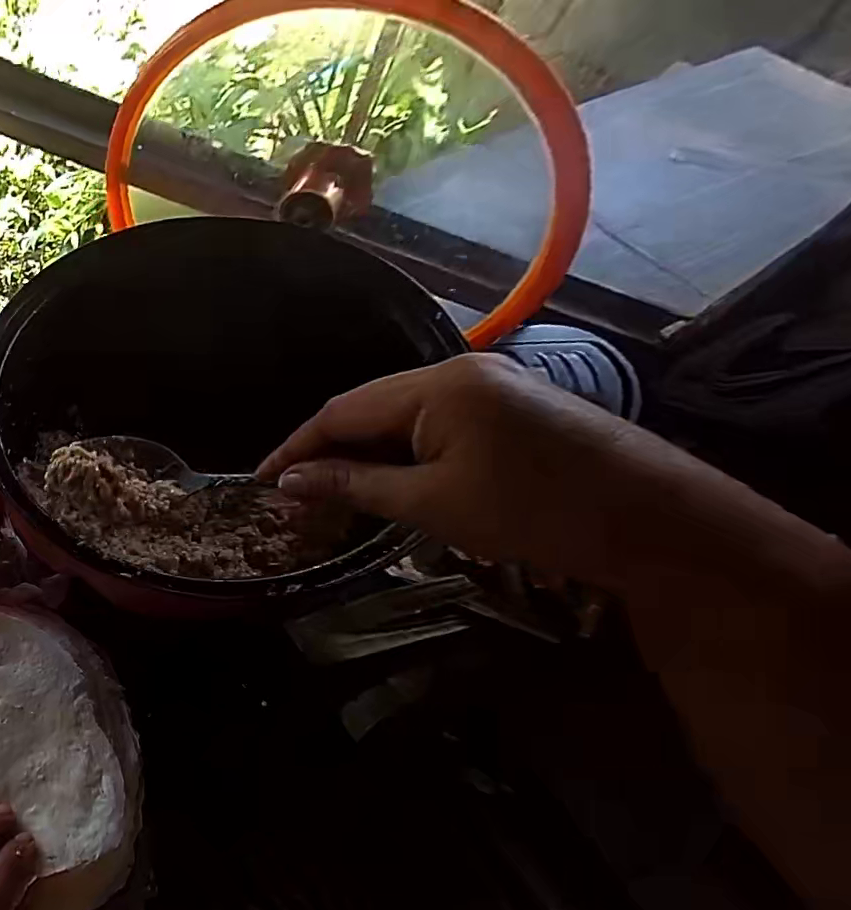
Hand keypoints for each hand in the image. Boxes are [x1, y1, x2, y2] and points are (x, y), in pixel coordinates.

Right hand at [255, 352, 784, 592]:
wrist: (661, 525)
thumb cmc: (533, 512)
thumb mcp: (428, 502)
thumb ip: (350, 484)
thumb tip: (286, 481)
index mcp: (439, 387)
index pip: (340, 413)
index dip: (293, 448)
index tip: (260, 481)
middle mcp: (460, 372)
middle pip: (364, 408)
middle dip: (322, 450)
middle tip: (291, 492)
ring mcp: (488, 385)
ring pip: (394, 416)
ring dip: (357, 452)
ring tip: (326, 490)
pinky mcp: (506, 405)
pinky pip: (428, 422)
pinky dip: (394, 450)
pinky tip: (379, 477)